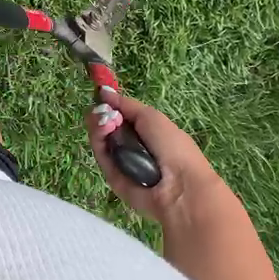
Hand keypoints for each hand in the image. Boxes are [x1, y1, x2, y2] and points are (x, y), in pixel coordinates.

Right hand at [86, 86, 233, 226]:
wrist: (180, 187)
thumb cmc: (173, 148)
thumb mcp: (151, 117)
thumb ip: (124, 104)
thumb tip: (103, 92)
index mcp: (146, 133)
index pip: (118, 116)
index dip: (109, 106)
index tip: (104, 99)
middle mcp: (132, 146)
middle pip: (105, 124)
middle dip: (101, 114)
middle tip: (105, 112)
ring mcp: (121, 160)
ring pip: (99, 137)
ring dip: (99, 124)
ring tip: (107, 122)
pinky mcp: (111, 174)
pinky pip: (99, 152)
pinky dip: (98, 138)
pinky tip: (105, 129)